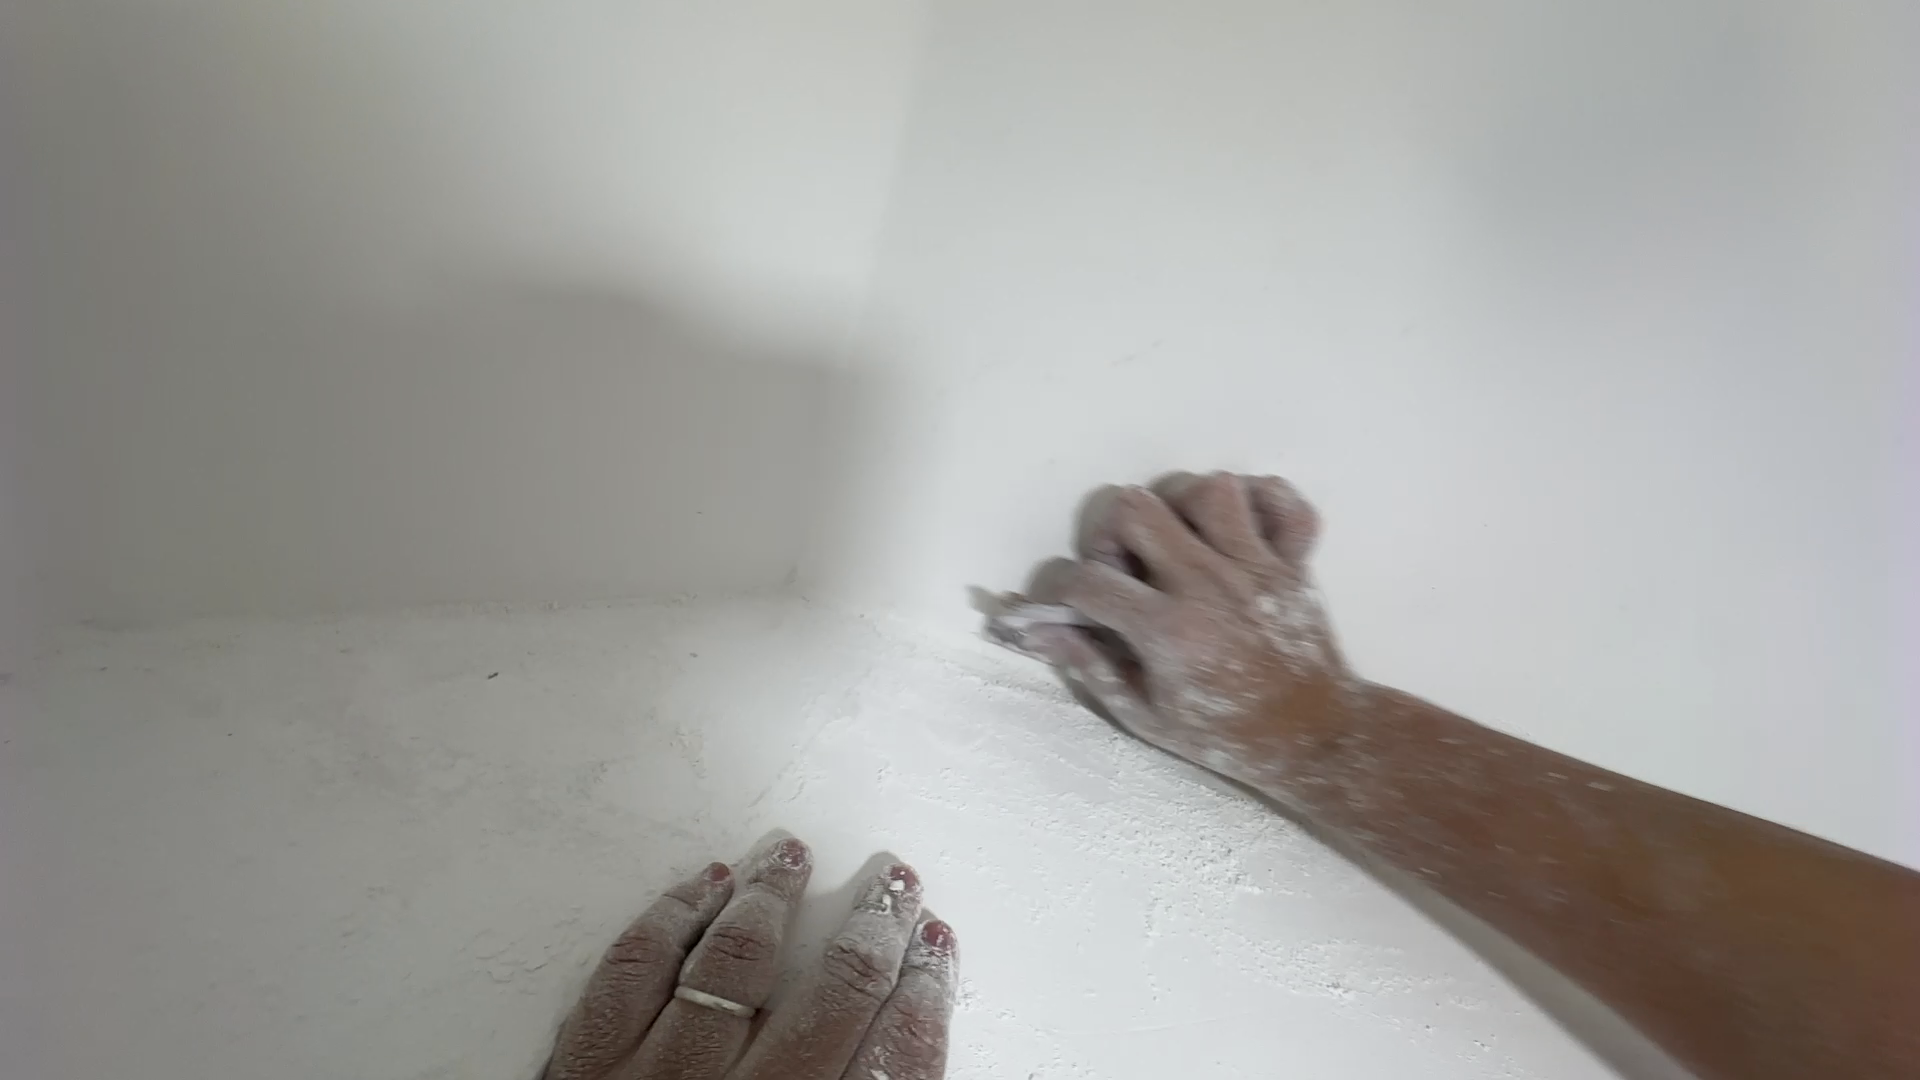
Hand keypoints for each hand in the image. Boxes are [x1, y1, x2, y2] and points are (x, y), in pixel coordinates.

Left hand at [544, 838, 955, 1079]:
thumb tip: (904, 1065)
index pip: (900, 1058)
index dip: (928, 990)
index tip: (936, 945)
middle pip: (837, 992)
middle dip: (877, 923)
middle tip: (892, 881)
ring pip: (733, 962)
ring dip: (772, 896)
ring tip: (792, 853)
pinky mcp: (583, 1075)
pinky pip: (631, 974)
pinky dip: (670, 919)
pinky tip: (701, 886)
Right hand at [1002, 473, 1353, 790]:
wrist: (1317, 738)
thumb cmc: (1223, 734)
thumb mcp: (1144, 716)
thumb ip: (1090, 667)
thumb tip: (1036, 632)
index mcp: (1169, 630)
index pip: (1086, 582)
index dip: (1055, 590)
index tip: (1059, 604)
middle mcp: (1208, 584)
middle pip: (1136, 509)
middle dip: (1109, 533)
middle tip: (1120, 569)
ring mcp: (1254, 565)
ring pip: (1205, 489)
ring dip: (1177, 509)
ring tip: (1175, 543)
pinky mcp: (1291, 560)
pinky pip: (1278, 498)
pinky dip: (1255, 501)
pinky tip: (1233, 529)